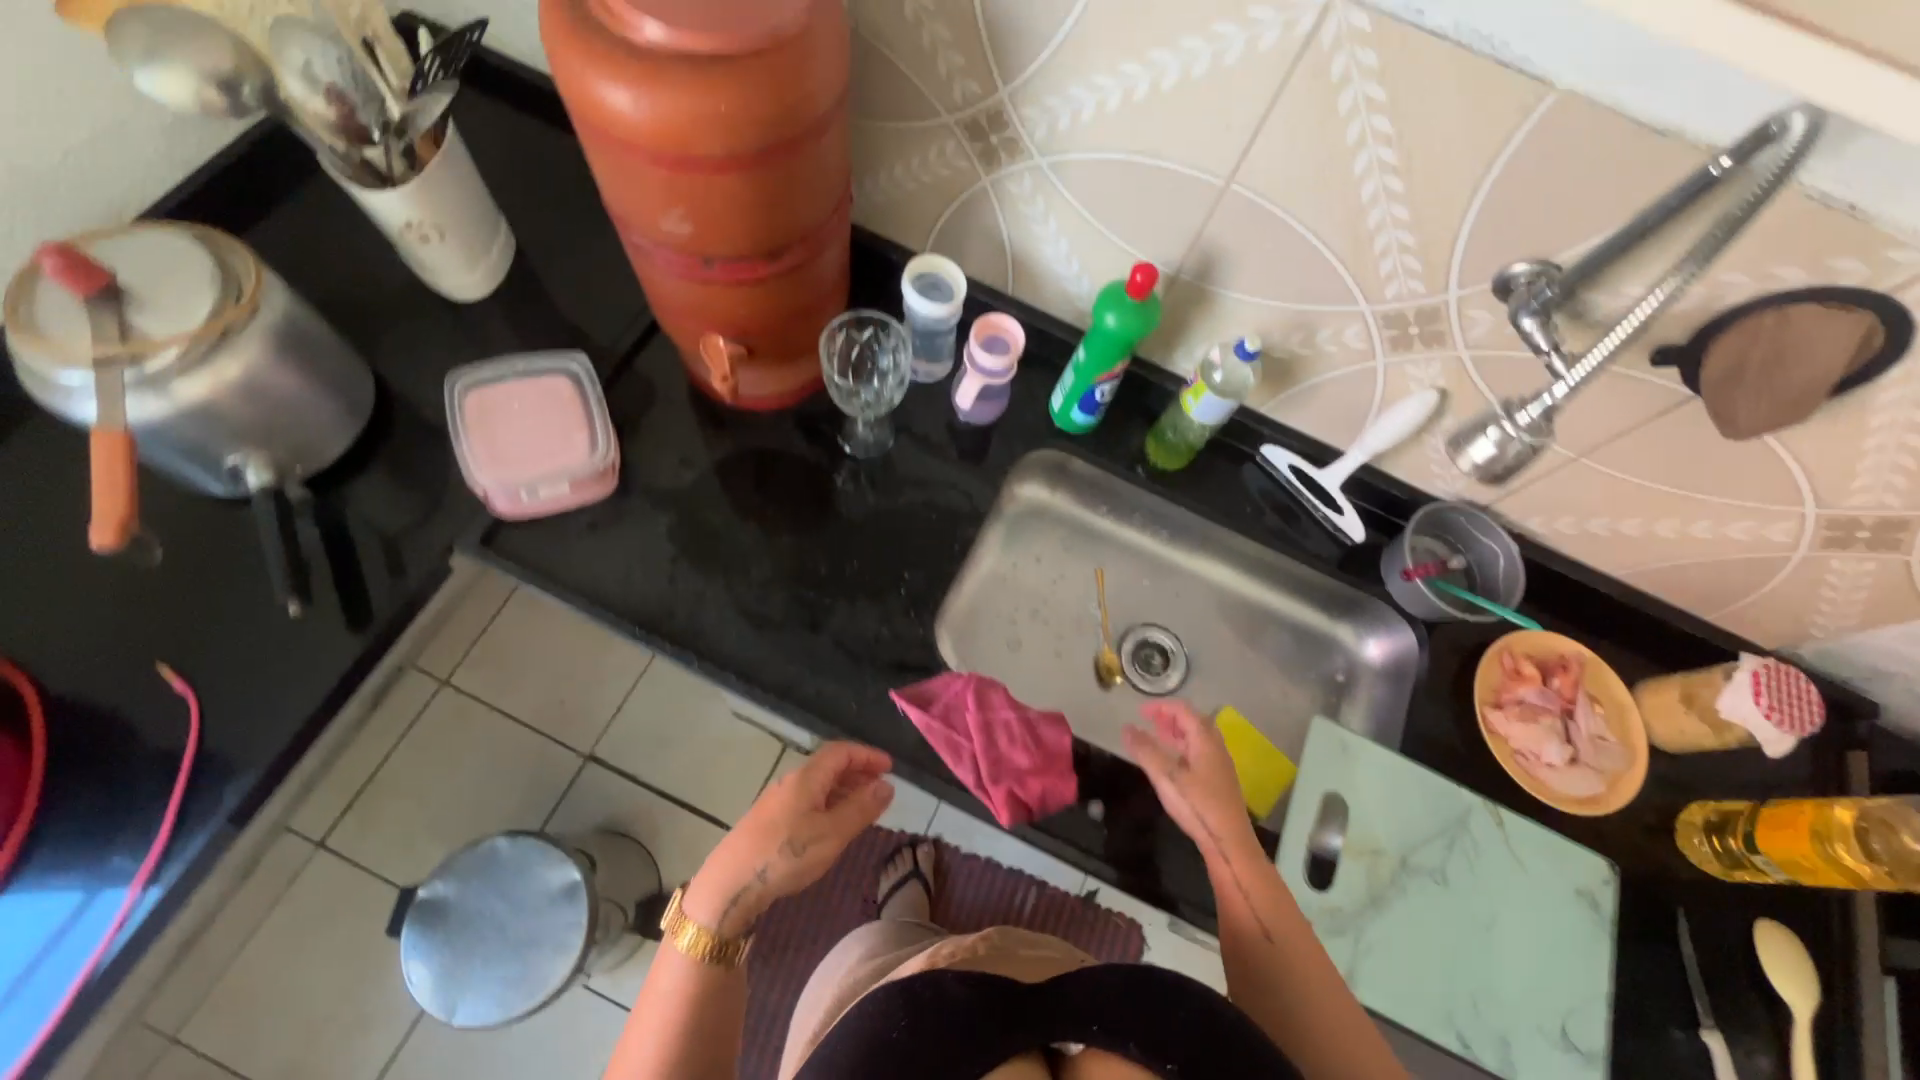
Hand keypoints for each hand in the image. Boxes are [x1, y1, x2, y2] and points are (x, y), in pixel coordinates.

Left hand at [681, 742, 895, 935]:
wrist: (731, 884)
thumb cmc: (786, 855)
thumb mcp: (833, 833)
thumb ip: (861, 808)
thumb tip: (887, 785)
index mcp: (806, 777)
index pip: (841, 752)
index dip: (867, 755)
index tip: (890, 767)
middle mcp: (791, 782)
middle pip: (828, 766)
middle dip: (858, 772)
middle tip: (881, 788)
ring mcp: (777, 801)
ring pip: (818, 785)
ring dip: (844, 790)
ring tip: (864, 807)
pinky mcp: (770, 820)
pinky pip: (807, 801)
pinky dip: (829, 804)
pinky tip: (834, 826)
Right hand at [1122, 701, 1260, 863]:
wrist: (1230, 842)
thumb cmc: (1198, 806)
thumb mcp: (1166, 777)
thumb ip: (1146, 751)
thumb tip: (1127, 727)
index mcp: (1205, 741)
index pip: (1184, 711)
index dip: (1161, 707)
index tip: (1140, 711)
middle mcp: (1215, 747)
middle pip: (1193, 721)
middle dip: (1170, 717)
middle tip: (1148, 721)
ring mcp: (1219, 765)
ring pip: (1197, 738)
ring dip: (1177, 732)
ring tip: (1157, 736)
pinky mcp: (1218, 781)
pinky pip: (1199, 753)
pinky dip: (1182, 748)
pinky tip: (1172, 763)